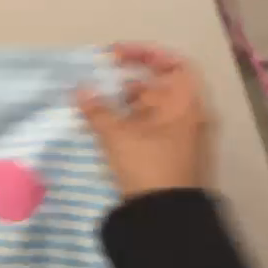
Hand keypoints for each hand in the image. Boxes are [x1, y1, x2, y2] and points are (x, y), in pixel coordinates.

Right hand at [75, 43, 210, 198]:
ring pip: (150, 104)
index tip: (114, 54)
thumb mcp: (118, 135)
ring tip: (92, 98)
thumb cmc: (148, 166)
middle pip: (159, 84)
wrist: (165, 213)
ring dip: (122, 98)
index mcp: (185, 105)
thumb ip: (97, 109)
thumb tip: (80, 89)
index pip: (174, 65)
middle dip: (126, 77)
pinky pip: (145, 122)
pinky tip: (101, 120)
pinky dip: (125, 116)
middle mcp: (186, 115)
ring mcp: (177, 133)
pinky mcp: (165, 149)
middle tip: (96, 76)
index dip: (146, 54)